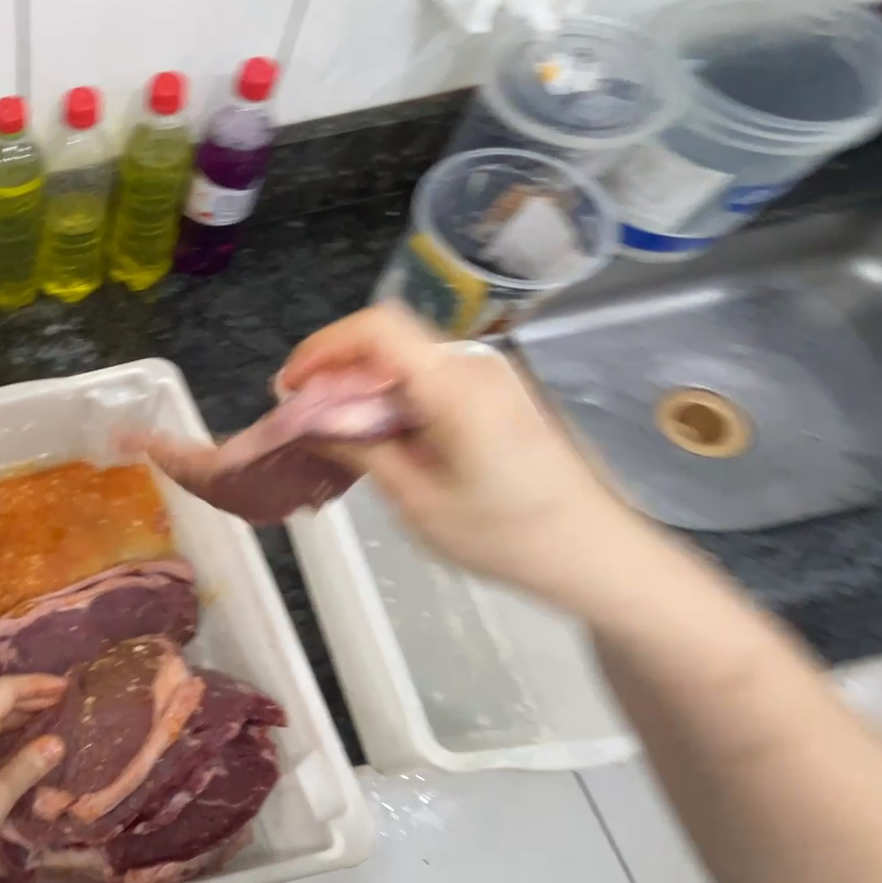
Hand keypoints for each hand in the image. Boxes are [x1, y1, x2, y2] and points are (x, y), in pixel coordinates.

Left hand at [0, 675, 65, 882]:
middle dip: (30, 696)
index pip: (5, 690)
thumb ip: (28, 765)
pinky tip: (21, 743)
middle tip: (64, 700)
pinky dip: (5, 731)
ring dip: (18, 715)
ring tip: (50, 718)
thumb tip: (58, 742)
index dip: (36, 684)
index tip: (66, 686)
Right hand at [289, 303, 651, 604]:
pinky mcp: (490, 395)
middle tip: (296, 418)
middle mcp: (472, 367)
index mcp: (455, 386)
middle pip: (384, 342)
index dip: (321, 348)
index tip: (287, 388)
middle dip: (330, 372)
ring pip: (399, 361)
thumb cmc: (504, 535)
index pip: (376, 329)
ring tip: (325, 432)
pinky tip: (368, 436)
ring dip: (355, 388)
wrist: (593, 553)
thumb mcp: (415, 499)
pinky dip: (383, 399)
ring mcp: (485, 378)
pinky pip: (421, 380)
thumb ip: (358, 449)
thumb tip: (307, 423)